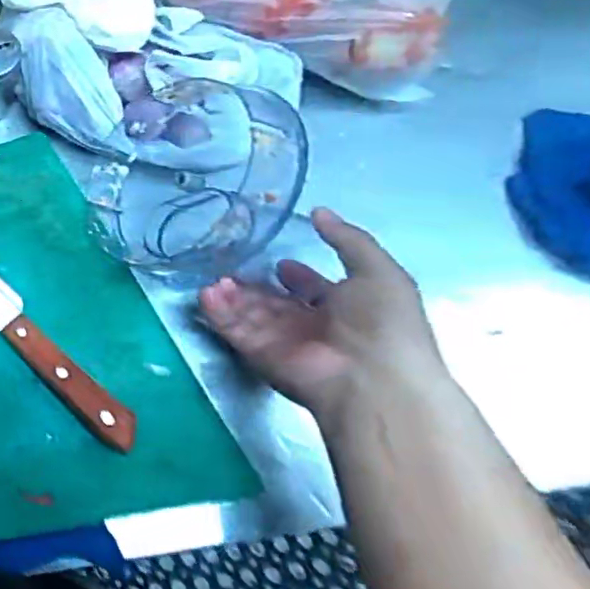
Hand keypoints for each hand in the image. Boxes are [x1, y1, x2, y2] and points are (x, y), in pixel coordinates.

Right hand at [198, 208, 448, 426]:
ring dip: (231, 295)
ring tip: (216, 279)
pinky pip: (232, 329)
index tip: (278, 260)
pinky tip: (207, 294)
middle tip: (231, 267)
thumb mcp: (378, 272)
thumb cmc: (382, 323)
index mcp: (344, 309)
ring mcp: (282, 340)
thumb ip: (348, 240)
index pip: (311, 289)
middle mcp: (311, 325)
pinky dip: (218, 312)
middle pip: (273, 300)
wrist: (370, 378)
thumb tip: (319, 210)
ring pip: (248, 313)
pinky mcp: (257, 353)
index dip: (296, 274)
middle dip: (252, 284)